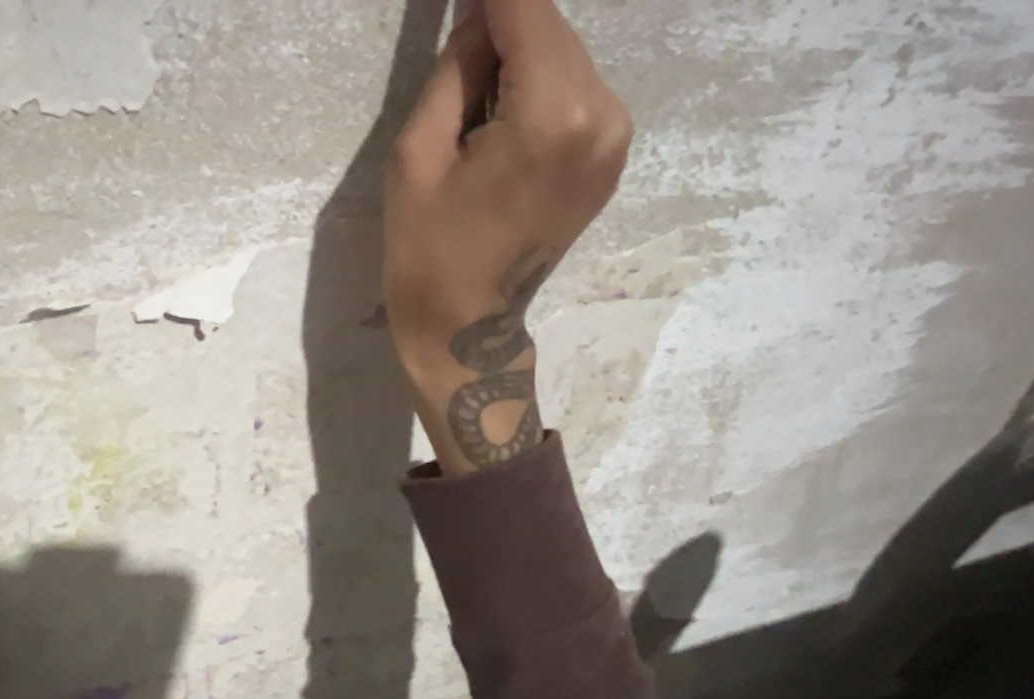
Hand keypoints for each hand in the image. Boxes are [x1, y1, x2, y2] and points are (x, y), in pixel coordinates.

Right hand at [383, 0, 630, 473]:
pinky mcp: (611, 159)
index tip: (464, 1)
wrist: (466, 331)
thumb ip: (455, 69)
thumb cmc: (427, 251)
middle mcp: (603, 116)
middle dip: (502, 28)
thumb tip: (483, 19)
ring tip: (474, 109)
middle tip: (456, 61)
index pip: (527, 11)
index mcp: (553, 115)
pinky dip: (539, 92)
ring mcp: (616, 140)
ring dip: (520, 62)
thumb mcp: (417, 154)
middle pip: (552, 31)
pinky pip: (576, 95)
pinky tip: (502, 126)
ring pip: (566, 59)